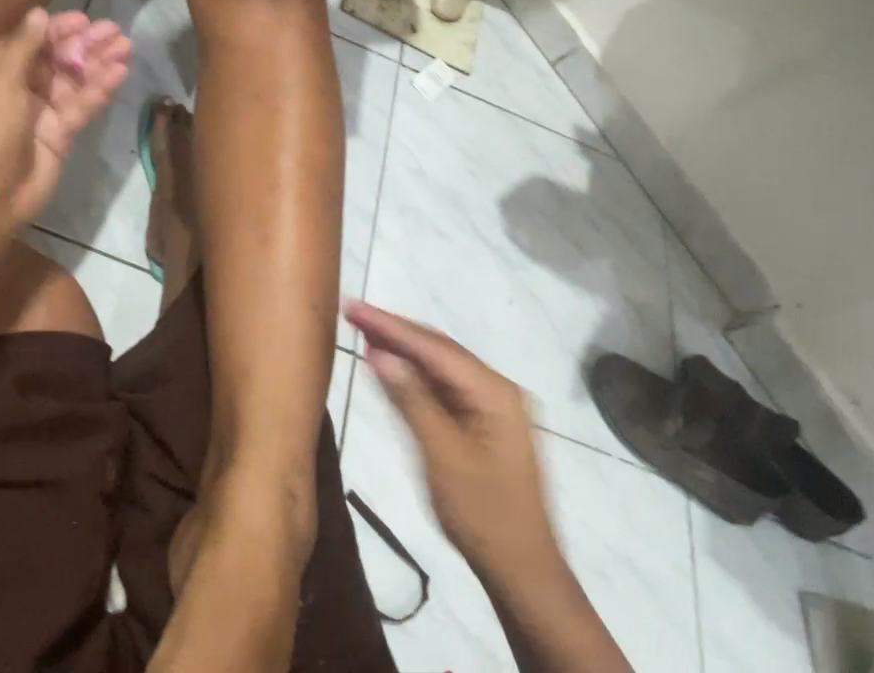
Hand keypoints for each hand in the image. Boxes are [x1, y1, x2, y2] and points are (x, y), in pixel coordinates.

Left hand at [0, 8, 129, 225]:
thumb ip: (23, 48)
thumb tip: (40, 12)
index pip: (30, 42)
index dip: (57, 29)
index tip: (85, 19)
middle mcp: (18, 88)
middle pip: (56, 59)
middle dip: (85, 44)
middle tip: (116, 31)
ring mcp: (41, 112)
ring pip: (74, 81)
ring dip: (99, 63)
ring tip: (127, 47)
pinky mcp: (61, 134)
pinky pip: (82, 105)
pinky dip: (100, 89)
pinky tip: (120, 73)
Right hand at [346, 301, 559, 577]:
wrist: (521, 567)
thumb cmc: (482, 512)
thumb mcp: (441, 455)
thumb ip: (411, 400)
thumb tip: (380, 354)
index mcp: (495, 393)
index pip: (434, 348)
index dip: (390, 325)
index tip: (353, 307)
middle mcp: (498, 391)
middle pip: (439, 351)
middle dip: (395, 331)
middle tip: (352, 313)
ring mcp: (492, 408)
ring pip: (441, 368)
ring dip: (404, 351)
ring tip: (363, 331)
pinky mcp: (482, 425)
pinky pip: (444, 389)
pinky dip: (415, 377)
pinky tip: (390, 368)